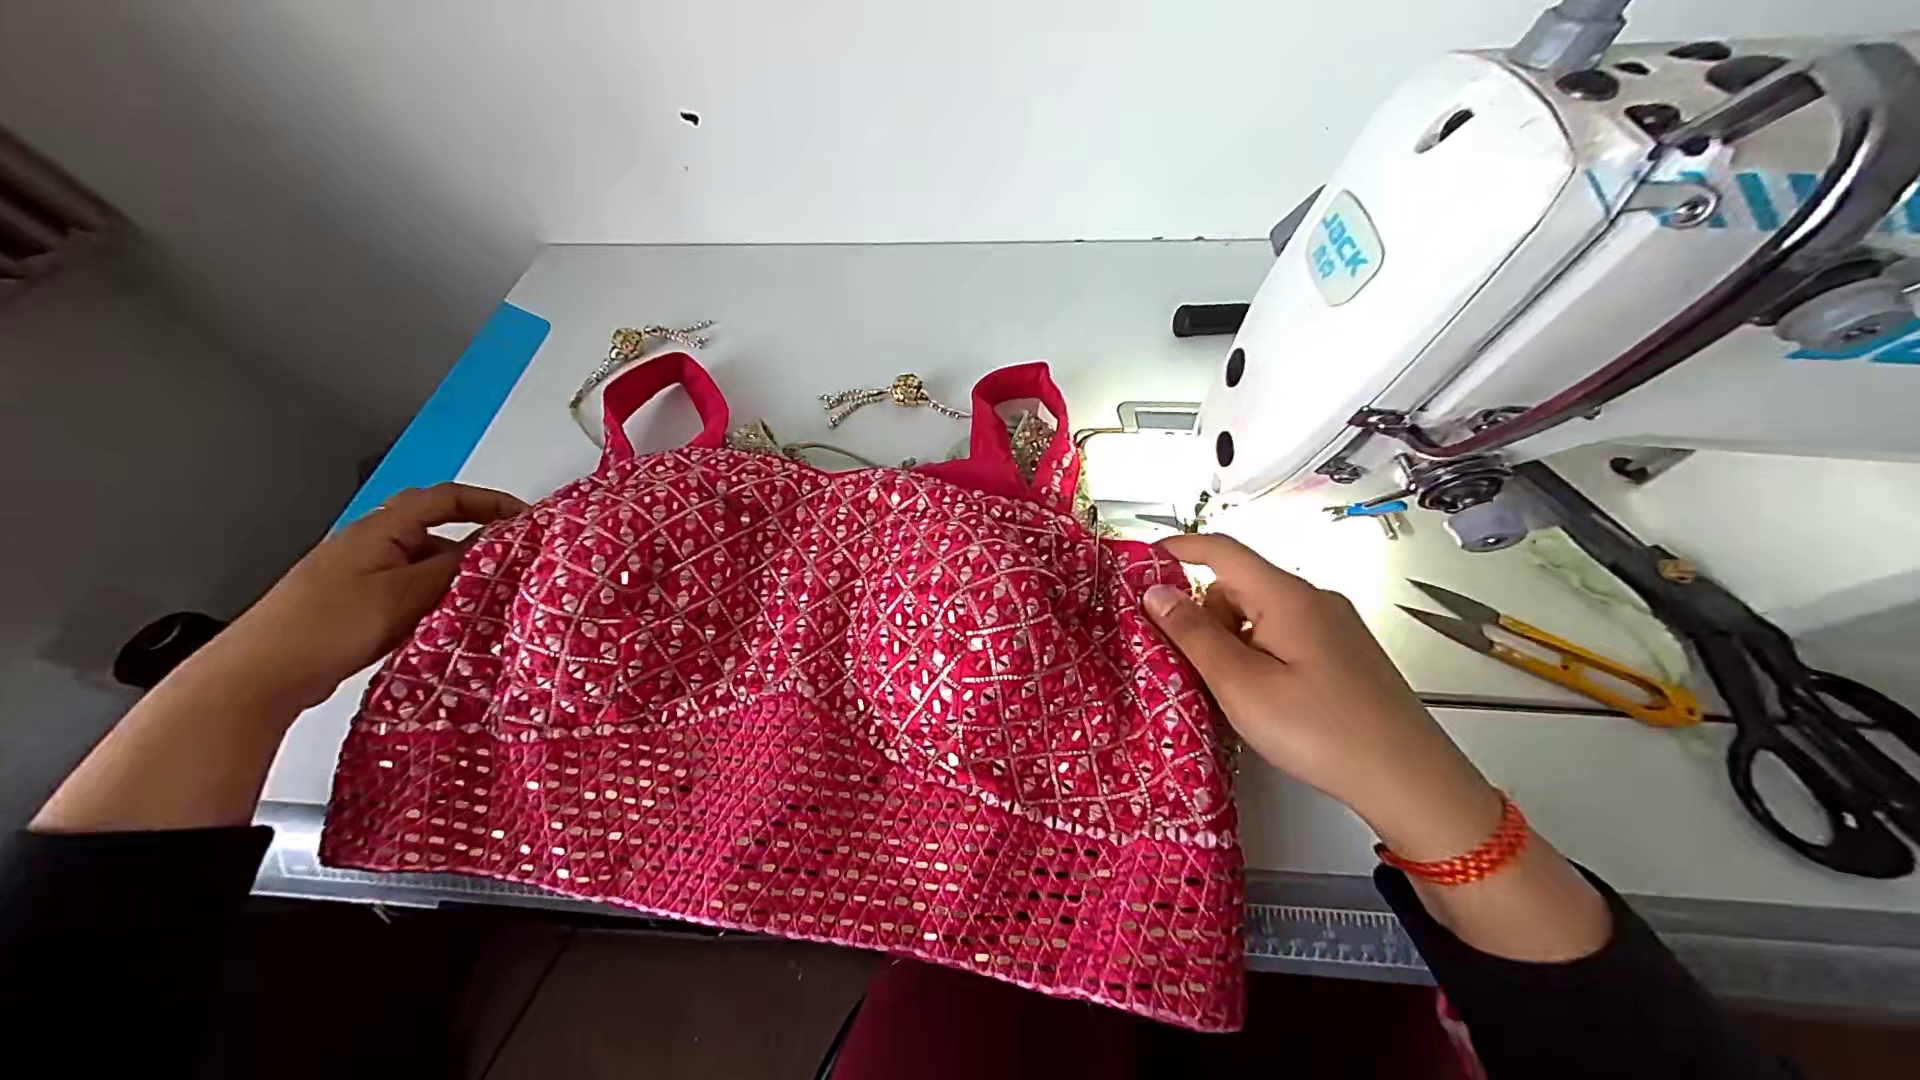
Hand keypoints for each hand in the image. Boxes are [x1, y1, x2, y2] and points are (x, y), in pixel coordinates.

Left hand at [200, 483, 528, 710]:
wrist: (257, 678)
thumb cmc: (329, 626)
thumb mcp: (406, 592)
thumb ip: (456, 565)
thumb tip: (498, 544)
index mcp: (378, 530)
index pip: (445, 497)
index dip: (489, 501)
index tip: (526, 519)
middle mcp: (370, 544)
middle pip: (436, 525)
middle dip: (478, 534)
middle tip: (515, 553)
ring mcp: (362, 574)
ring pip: (426, 560)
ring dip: (460, 570)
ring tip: (491, 591)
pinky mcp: (359, 604)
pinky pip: (413, 587)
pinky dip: (440, 594)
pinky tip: (454, 615)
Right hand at [1143, 533, 1502, 861]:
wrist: (1411, 781)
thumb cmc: (1319, 731)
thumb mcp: (1240, 684)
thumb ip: (1193, 634)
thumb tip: (1155, 592)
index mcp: (1287, 596)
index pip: (1222, 550)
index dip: (1179, 549)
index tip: (1142, 560)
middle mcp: (1313, 600)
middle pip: (1239, 585)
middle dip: (1204, 614)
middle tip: (1189, 661)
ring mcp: (1332, 625)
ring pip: (1259, 612)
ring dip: (1230, 638)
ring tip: (1229, 689)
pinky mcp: (1342, 652)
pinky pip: (1282, 633)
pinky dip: (1256, 651)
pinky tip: (1259, 693)